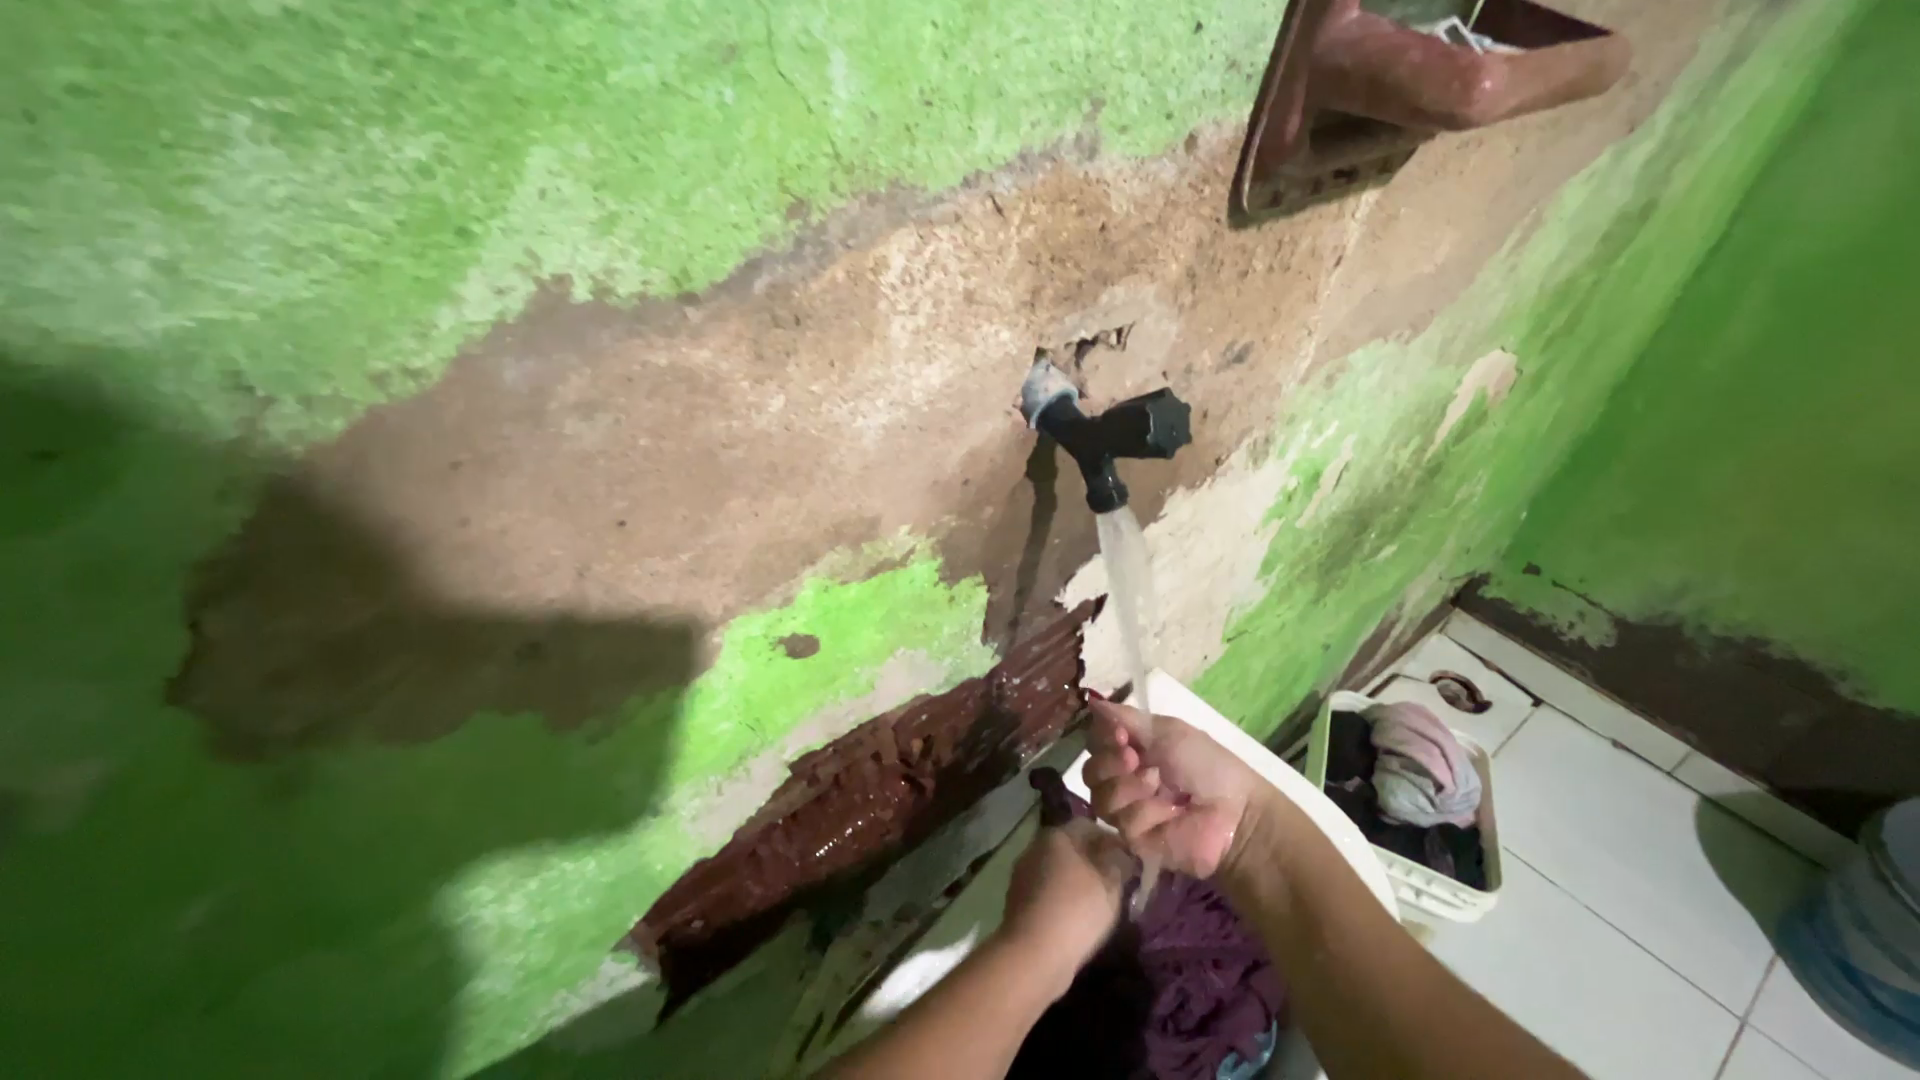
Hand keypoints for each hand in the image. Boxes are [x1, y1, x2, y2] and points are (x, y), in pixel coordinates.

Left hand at [998, 820, 1132, 992]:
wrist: (1033, 955)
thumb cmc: (1076, 911)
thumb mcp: (1110, 884)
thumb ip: (1119, 861)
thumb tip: (1120, 851)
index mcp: (1055, 836)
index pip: (1088, 826)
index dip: (1111, 840)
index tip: (1128, 859)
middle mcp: (1034, 848)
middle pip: (1071, 847)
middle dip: (1094, 860)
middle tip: (1117, 881)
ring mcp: (1023, 875)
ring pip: (1058, 870)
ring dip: (1078, 881)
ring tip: (1100, 902)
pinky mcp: (1018, 902)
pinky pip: (1048, 892)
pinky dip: (1063, 899)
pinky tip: (1078, 918)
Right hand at [1083, 698, 1268, 878]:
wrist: (1234, 812)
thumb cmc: (1207, 765)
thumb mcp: (1169, 732)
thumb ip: (1128, 718)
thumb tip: (1093, 702)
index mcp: (1133, 751)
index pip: (1096, 742)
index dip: (1101, 737)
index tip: (1121, 734)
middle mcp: (1125, 780)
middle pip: (1091, 770)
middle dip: (1109, 761)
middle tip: (1134, 759)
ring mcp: (1127, 811)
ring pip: (1100, 796)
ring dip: (1129, 786)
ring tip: (1157, 784)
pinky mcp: (1133, 839)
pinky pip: (1121, 821)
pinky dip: (1146, 811)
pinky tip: (1169, 812)